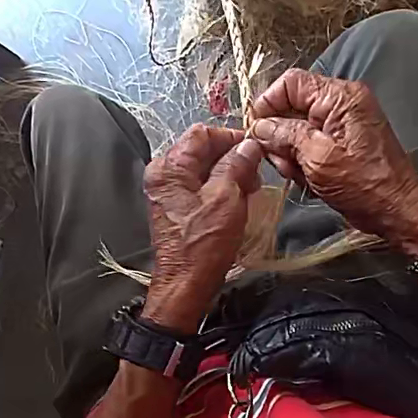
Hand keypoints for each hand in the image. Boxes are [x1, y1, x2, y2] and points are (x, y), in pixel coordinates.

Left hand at [142, 124, 264, 331]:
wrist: (186, 284)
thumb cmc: (203, 245)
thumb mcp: (226, 199)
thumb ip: (236, 165)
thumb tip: (248, 145)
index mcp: (168, 167)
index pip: (202, 134)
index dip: (231, 137)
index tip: (255, 149)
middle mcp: (162, 175)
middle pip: (202, 150)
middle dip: (232, 158)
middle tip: (255, 174)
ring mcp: (168, 192)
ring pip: (204, 169)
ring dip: (229, 174)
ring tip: (249, 190)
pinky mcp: (176, 208)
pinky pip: (200, 186)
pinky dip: (220, 189)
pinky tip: (237, 201)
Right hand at [247, 69, 417, 255]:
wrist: (395, 210)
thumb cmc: (365, 184)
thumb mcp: (317, 157)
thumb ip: (285, 135)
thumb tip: (259, 126)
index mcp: (340, 97)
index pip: (290, 83)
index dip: (267, 103)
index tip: (256, 130)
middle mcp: (340, 104)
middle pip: (290, 106)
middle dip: (279, 135)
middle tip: (283, 161)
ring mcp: (340, 124)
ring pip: (294, 129)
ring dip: (288, 153)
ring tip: (299, 174)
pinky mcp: (338, 143)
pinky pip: (306, 145)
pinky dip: (300, 161)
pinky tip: (308, 178)